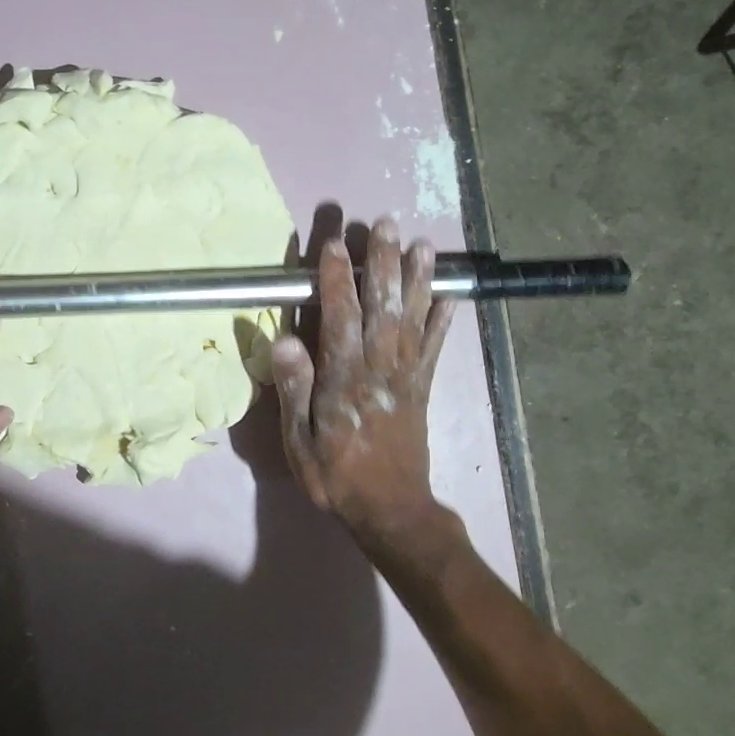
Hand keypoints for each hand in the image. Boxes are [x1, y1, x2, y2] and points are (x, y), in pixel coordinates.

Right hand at [270, 218, 455, 554]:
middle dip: (382, 264)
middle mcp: (378, 370)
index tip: (333, 244)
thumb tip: (284, 340)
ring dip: (418, 280)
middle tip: (384, 224)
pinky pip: (435, 348)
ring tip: (423, 245)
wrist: (390, 511)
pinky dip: (443, 320)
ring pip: (412, 319)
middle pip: (382, 308)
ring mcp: (405, 378)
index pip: (340, 319)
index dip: (336, 280)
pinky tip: (450, 296)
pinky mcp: (422, 389)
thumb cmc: (334, 476)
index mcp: (343, 381)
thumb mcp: (299, 441)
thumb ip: (294, 390)